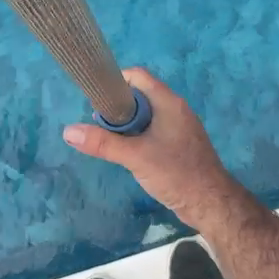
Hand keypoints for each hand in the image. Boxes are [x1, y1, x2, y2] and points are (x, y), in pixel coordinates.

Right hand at [63, 68, 249, 228]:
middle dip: (117, 107)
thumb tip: (68, 131)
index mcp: (168, 102)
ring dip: (127, 125)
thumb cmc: (175, 173)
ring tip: (109, 141)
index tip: (96, 99)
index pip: (138, 76)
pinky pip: (153, 132)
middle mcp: (175, 109)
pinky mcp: (179, 145)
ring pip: (146, 116)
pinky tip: (128, 154)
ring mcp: (179, 128)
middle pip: (140, 96)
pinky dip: (138, 137)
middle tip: (99, 125)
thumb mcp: (134, 156)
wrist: (210, 202)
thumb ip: (102, 143)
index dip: (115, 82)